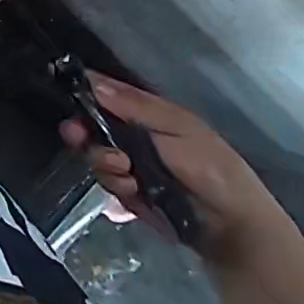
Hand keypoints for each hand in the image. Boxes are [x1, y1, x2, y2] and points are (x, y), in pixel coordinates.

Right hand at [61, 72, 297, 269]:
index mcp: (146, 113)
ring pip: (99, 162)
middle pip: (93, 132)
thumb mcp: (175, 126)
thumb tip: (92, 80)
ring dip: (110, 171)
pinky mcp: (133, 196)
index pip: (105, 97)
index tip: (72, 109)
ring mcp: (133, 167)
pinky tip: (135, 199)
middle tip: (106, 153)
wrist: (231, 224)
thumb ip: (133, 106)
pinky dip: (118, 194)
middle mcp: (134, 136)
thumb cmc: (209, 164)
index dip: (85, 99)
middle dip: (91, 143)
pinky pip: (110, 190)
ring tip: (133, 181)